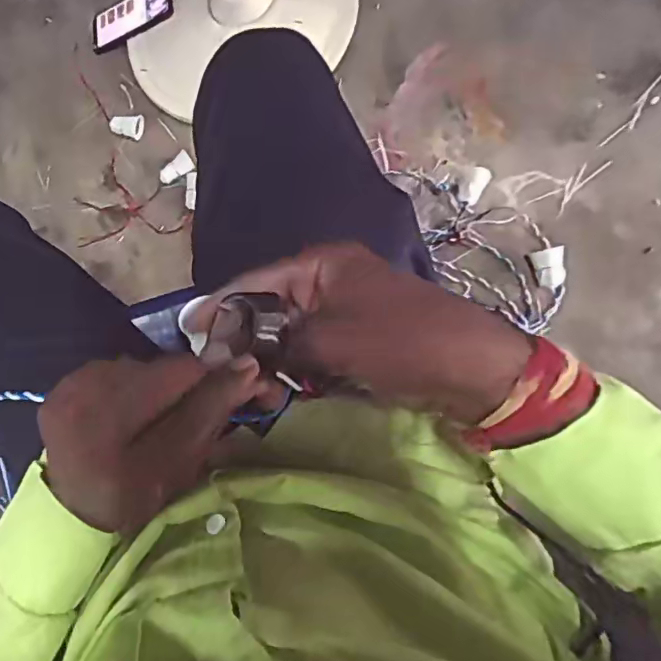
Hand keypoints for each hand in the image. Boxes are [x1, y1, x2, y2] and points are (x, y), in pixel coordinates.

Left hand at [38, 354, 264, 532]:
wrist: (73, 516)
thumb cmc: (129, 502)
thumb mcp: (175, 467)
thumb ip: (208, 414)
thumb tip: (247, 366)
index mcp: (109, 415)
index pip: (181, 370)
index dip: (215, 379)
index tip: (242, 393)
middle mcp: (83, 389)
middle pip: (157, 367)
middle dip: (184, 388)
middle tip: (198, 419)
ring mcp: (67, 386)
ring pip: (137, 368)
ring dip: (156, 388)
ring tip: (158, 424)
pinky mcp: (60, 387)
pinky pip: (112, 374)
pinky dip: (128, 390)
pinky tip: (129, 418)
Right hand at [205, 242, 532, 423]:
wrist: (472, 371)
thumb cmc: (402, 342)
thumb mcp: (331, 340)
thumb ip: (274, 342)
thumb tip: (226, 351)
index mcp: (320, 265)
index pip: (252, 281)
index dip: (217, 307)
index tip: (188, 332)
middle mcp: (322, 283)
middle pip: (262, 311)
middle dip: (243, 344)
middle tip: (227, 376)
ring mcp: (334, 313)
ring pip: (280, 337)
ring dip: (266, 365)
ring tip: (262, 394)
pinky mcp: (344, 341)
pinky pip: (302, 354)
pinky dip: (290, 373)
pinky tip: (282, 394)